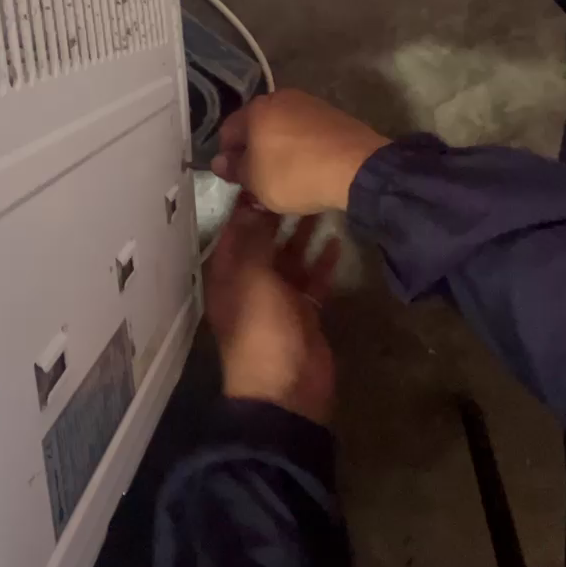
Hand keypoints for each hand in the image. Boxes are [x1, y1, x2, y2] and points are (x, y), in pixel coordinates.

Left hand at [204, 205, 339, 424]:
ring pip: (291, 258)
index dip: (247, 206)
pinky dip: (323, 263)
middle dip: (279, 216)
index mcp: (227, 275)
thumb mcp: (253, 279)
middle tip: (301, 184)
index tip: (266, 175)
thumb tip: (251, 204)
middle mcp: (249, 282)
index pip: (234, 231)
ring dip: (303, 235)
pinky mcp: (305, 312)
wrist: (286, 391)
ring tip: (323, 204)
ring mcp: (278, 299)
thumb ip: (254, 241)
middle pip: (264, 242)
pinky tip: (338, 240)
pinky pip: (313, 280)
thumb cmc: (262, 330)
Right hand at [211, 89, 389, 214]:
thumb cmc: (295, 173)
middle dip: (253, 153)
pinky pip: (305, 133)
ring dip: (277, 151)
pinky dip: (301, 149)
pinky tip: (308, 169)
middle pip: (256, 127)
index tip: (234, 179)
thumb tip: (219, 161)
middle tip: (257, 181)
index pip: (228, 131)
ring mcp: (310, 104)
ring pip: (282, 129)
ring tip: (284, 178)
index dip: (226, 157)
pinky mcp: (333, 115)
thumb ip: (234, 169)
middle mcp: (280, 98)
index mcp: (256, 109)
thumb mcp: (256, 181)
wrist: (356, 168)